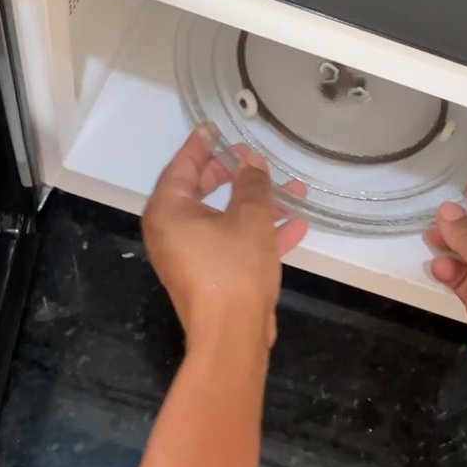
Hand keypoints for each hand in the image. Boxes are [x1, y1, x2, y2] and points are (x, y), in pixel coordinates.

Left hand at [143, 126, 309, 349]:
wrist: (232, 337)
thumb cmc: (234, 268)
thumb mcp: (250, 217)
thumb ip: (252, 183)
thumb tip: (251, 163)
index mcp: (168, 211)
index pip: (181, 165)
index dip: (202, 145)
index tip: (216, 128)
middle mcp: (172, 231)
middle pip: (201, 190)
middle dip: (236, 174)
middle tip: (254, 160)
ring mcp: (190, 255)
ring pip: (224, 218)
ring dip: (259, 204)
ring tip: (294, 191)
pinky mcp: (210, 275)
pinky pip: (232, 242)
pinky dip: (259, 232)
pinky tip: (297, 226)